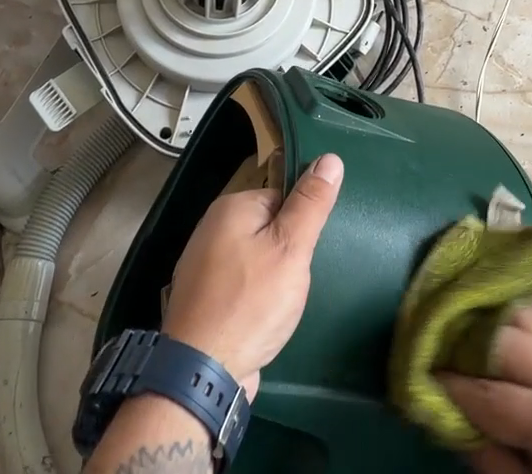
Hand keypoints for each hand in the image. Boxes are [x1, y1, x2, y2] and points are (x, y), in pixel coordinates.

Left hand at [161, 153, 344, 392]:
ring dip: (271, 280)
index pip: (281, 199)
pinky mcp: (202, 299)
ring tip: (278, 306)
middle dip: (286, 256)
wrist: (202, 372)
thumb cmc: (252, 302)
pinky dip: (253, 299)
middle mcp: (210, 229)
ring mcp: (201, 266)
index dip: (299, 227)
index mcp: (231, 207)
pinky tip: (260, 320)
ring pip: (254, 260)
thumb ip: (311, 204)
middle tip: (292, 283)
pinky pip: (239, 286)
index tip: (303, 254)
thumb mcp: (291, 248)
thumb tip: (330, 158)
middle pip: (267, 229)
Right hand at [440, 305, 531, 473]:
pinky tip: (501, 332)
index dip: (445, 385)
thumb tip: (450, 420)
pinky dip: (517, 320)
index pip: (483, 392)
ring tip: (466, 341)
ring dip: (489, 325)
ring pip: (521, 316)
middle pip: (497, 341)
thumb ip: (492, 461)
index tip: (418, 379)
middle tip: (437, 356)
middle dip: (461, 347)